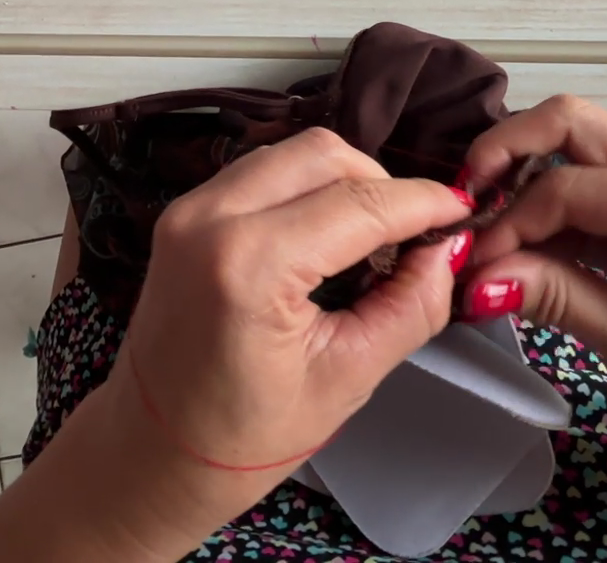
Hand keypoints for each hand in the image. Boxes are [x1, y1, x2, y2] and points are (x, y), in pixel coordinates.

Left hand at [110, 127, 473, 509]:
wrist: (144, 452)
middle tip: (411, 233)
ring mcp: (189, 206)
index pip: (359, 204)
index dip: (422, 202)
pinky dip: (305, 186)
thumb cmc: (241, 439)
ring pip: (291, 153)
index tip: (462, 211)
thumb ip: (409, 306)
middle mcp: (211, 215)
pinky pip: (262, 171)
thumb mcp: (345, 380)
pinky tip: (325, 233)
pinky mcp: (184, 210)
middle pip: (324, 153)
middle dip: (381, 183)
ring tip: (369, 238)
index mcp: (249, 263)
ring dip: (342, 180)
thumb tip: (447, 249)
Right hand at [457, 96, 606, 459]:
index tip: (471, 265)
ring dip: (521, 168)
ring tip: (488, 220)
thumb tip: (472, 280)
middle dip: (505, 152)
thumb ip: (555, 299)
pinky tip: (525, 234)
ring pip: (572, 136)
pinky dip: (544, 193)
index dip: (509, 221)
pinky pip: (585, 171)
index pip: (568, 186)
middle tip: (468, 204)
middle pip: (568, 120)